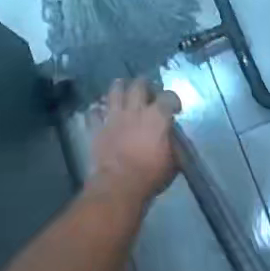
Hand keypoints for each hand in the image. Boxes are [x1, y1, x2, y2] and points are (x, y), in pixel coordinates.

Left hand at [88, 79, 177, 203]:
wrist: (119, 185)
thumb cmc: (150, 174)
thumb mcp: (174, 161)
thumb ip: (174, 143)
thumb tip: (173, 137)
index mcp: (157, 116)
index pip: (168, 96)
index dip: (173, 99)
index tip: (175, 108)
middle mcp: (135, 110)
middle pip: (139, 85)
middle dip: (145, 85)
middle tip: (148, 92)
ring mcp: (114, 117)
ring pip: (115, 91)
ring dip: (120, 87)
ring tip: (123, 89)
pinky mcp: (97, 128)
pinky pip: (94, 112)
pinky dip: (98, 111)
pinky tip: (101, 112)